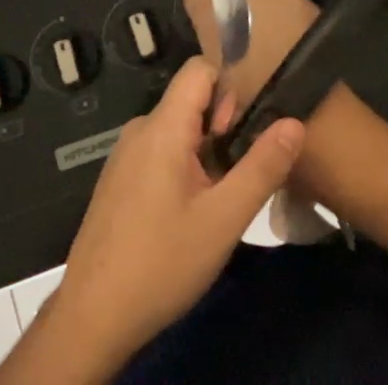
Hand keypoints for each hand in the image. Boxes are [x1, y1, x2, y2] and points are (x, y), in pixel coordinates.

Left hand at [52, 57, 305, 361]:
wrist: (93, 317)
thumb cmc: (162, 262)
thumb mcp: (225, 218)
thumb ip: (263, 166)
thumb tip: (294, 123)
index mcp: (162, 128)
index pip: (199, 70)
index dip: (231, 89)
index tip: (245, 133)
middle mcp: (139, 132)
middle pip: (192, 103)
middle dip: (224, 129)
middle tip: (237, 180)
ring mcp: (125, 159)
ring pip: (178, 134)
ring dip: (206, 156)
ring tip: (218, 204)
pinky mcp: (119, 184)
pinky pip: (161, 157)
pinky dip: (184, 173)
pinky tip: (189, 219)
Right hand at [183, 0, 322, 116]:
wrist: (311, 102)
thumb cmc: (252, 99)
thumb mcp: (217, 83)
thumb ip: (210, 55)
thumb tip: (214, 46)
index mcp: (217, 8)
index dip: (198, 4)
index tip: (203, 22)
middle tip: (234, 23)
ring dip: (262, 6)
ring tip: (265, 37)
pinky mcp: (310, 6)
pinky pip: (290, 4)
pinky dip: (286, 17)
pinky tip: (289, 43)